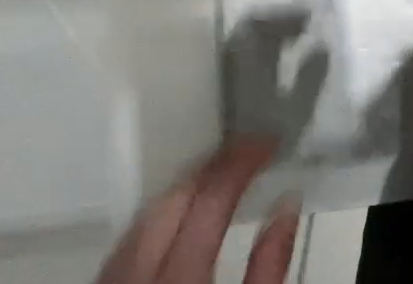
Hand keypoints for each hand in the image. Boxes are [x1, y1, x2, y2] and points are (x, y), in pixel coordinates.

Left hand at [97, 140, 299, 283]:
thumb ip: (270, 268)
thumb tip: (286, 205)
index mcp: (181, 282)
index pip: (211, 198)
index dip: (242, 160)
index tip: (271, 143)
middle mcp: (136, 280)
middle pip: (169, 200)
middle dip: (211, 167)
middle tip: (250, 154)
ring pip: (142, 218)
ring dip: (183, 189)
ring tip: (221, 178)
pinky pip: (126, 244)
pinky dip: (158, 218)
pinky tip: (180, 219)